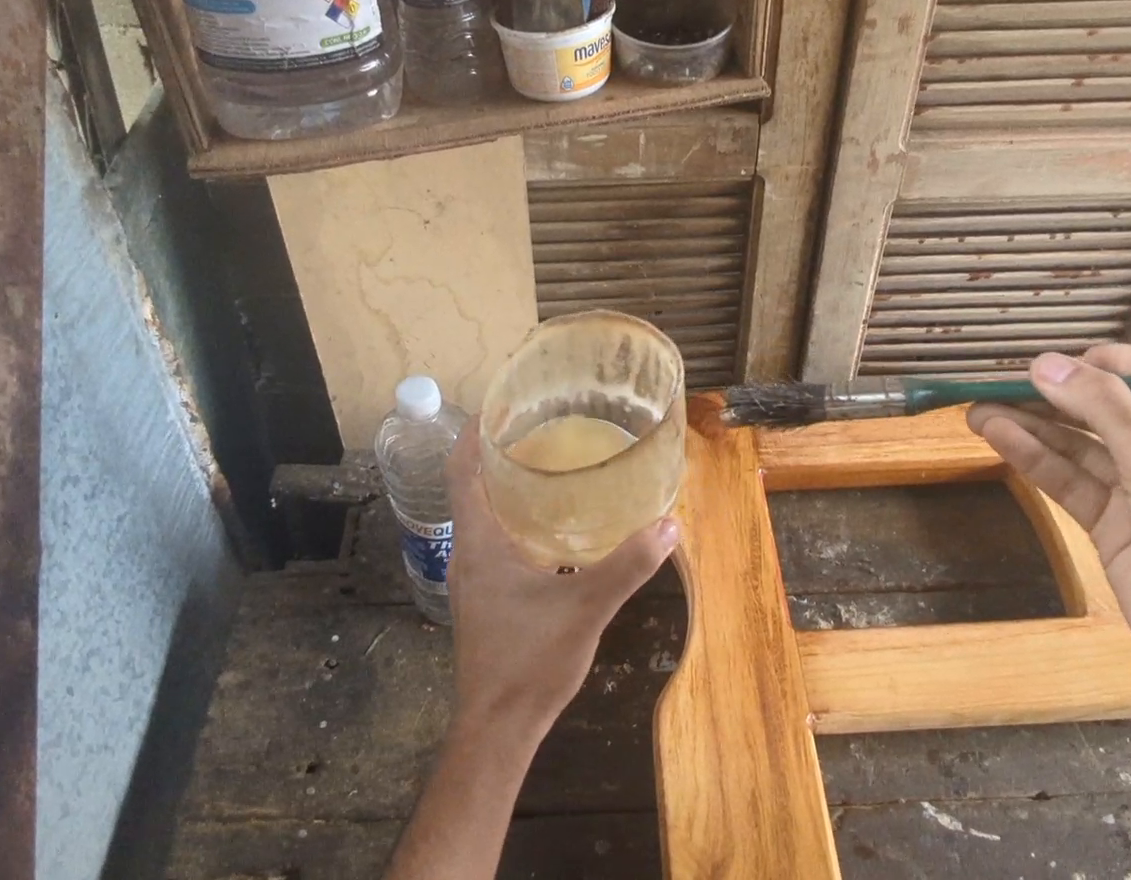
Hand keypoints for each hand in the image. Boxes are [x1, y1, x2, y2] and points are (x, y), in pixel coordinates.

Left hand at [443, 421, 677, 734]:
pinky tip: (554, 527)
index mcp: (479, 542)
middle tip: (542, 427)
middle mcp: (468, 552)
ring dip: (508, 488)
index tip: (500, 404)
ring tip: (551, 466)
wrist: (498, 727)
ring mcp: (474, 578)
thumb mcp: (585, 608)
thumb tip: (668, 525)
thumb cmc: (530, 661)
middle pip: (473, 487)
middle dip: (500, 454)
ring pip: (485, 516)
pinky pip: (495, 541)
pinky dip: (517, 520)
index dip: (474, 433)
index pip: (461, 470)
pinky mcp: (485, 598)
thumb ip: (626, 566)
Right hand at [966, 345, 1130, 698]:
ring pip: (1080, 449)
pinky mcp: (1113, 527)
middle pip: (1109, 413)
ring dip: (1033, 429)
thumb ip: (1103, 409)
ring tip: (979, 411)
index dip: (1117, 364)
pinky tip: (999, 439)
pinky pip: (1070, 483)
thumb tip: (1045, 363)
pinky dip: (1036, 461)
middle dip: (1056, 399)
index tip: (1070, 364)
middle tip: (999, 386)